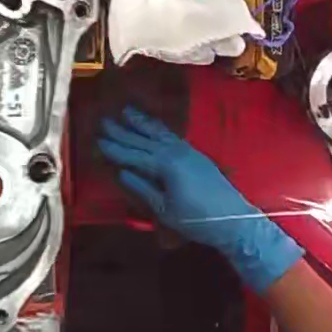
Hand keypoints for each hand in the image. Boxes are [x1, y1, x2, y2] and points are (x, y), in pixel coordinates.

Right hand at [96, 106, 302, 293]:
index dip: (114, 148)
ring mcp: (188, 151)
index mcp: (165, 165)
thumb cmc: (196, 220)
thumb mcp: (164, 210)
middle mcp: (175, 152)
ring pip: (159, 133)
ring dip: (142, 122)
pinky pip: (171, 135)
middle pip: (144, 139)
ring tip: (127, 111)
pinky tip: (154, 127)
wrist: (234, 220)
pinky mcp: (196, 155)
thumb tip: (122, 172)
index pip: (133, 154)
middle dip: (123, 130)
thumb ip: (142, 188)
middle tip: (104, 120)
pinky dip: (158, 128)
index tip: (97, 140)